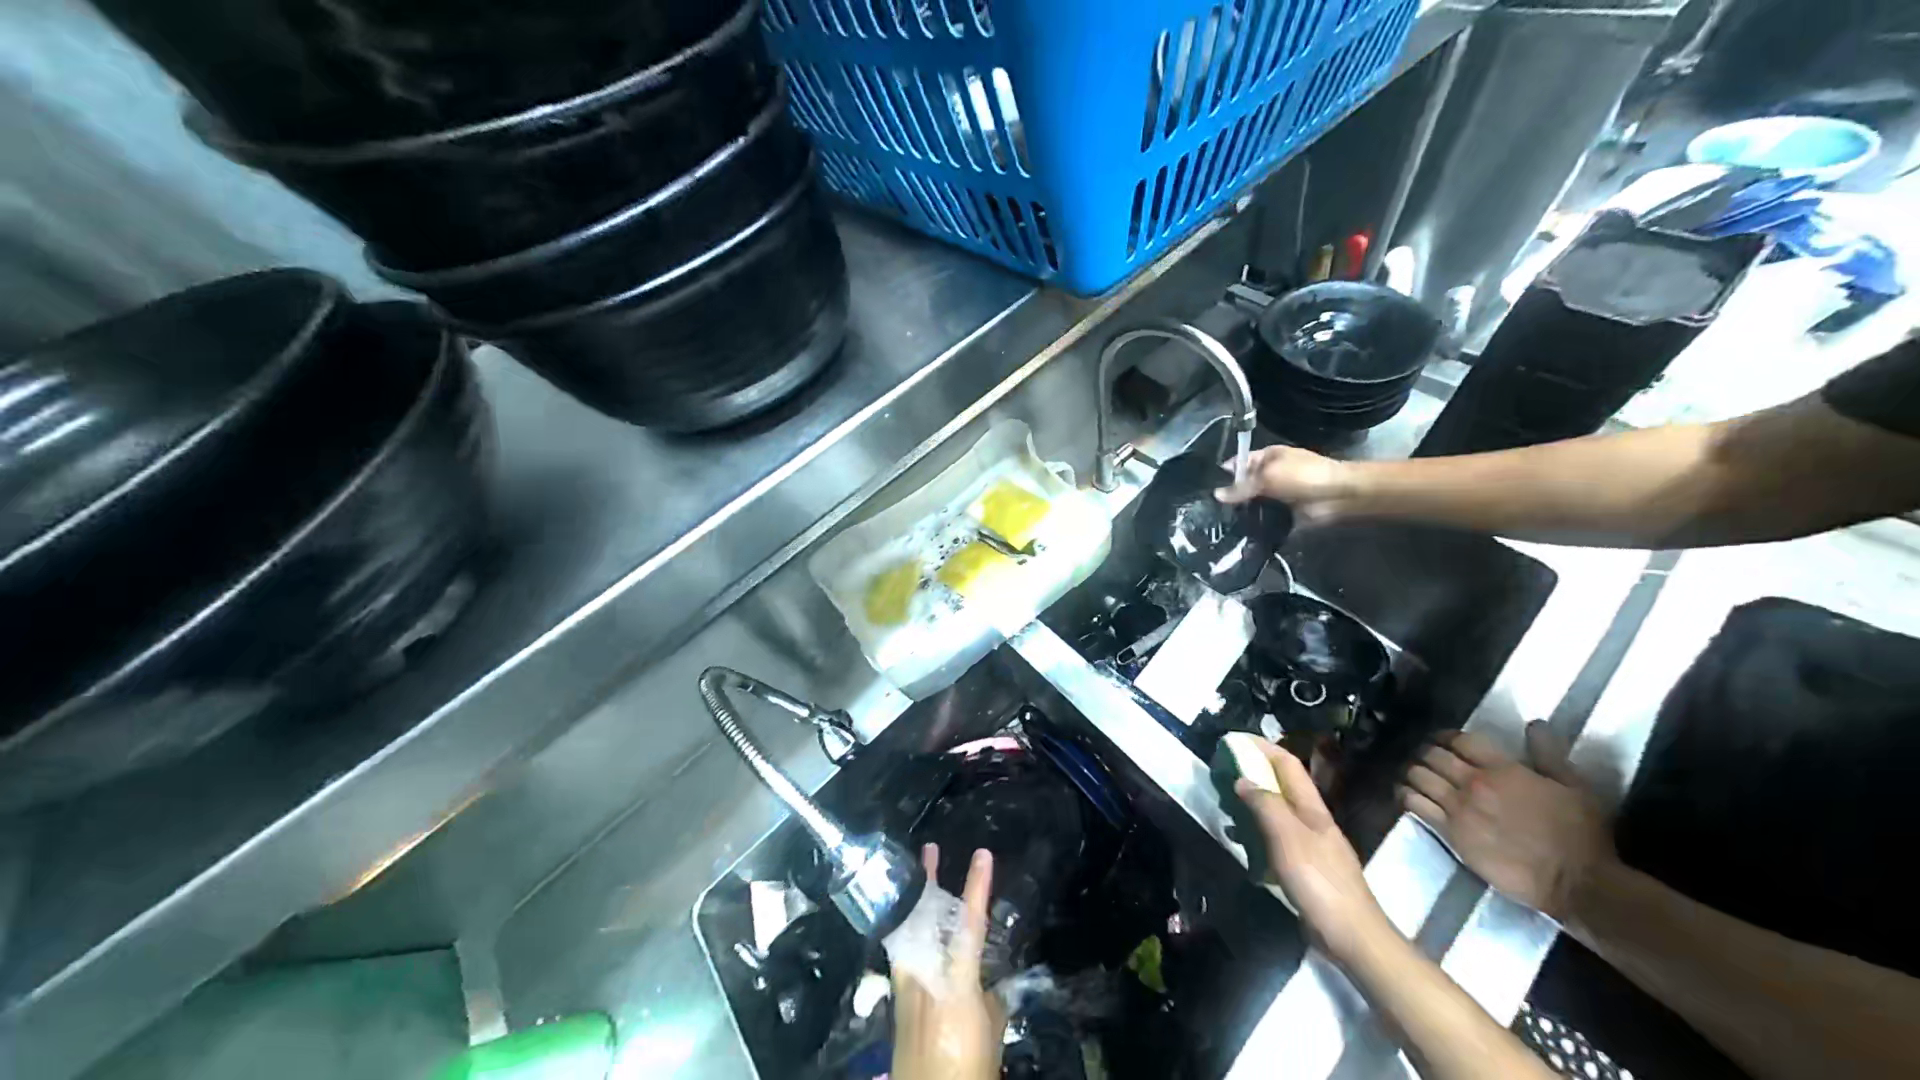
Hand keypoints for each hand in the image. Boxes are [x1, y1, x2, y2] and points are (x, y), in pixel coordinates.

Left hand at [891, 845, 1004, 1079]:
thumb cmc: (970, 1069)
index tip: (982, 854)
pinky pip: (903, 954)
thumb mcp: (992, 1034)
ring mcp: (907, 986)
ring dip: (916, 903)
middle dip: (927, 883)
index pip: (969, 924)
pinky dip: (909, 933)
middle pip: (925, 918)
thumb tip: (990, 985)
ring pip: (909, 931)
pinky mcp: (898, 1000)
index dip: (976, 886)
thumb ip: (991, 1002)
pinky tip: (911, 927)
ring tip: (919, 879)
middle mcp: (926, 976)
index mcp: (956, 982)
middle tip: (929, 850)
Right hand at [1213, 445, 1355, 523]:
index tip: (1207, 490)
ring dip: (1241, 512)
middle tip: (1210, 511)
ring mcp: (1277, 495)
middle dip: (1230, 497)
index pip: (1238, 463)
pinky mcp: (1283, 514)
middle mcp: (1270, 475)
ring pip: (1252, 503)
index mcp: (1266, 457)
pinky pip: (1263, 519)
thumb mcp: (1268, 476)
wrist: (1338, 496)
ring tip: (1220, 524)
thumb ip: (1241, 487)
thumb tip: (1217, 495)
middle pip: (1243, 485)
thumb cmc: (1303, 476)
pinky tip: (1239, 532)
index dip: (1224, 475)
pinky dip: (1254, 525)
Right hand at [1235, 737, 1393, 963]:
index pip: (1287, 764)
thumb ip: (1265, 805)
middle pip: (1282, 785)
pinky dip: (1257, 832)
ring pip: (1277, 811)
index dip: (1262, 747)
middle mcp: (1312, 820)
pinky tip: (1243, 843)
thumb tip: (1243, 778)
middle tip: (1223, 772)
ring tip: (1226, 804)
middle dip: (1254, 772)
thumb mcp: (1287, 837)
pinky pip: (1276, 838)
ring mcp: (1311, 845)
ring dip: (1252, 802)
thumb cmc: (1318, 880)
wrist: (1352, 935)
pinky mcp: (1306, 868)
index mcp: (1312, 807)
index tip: (1234, 741)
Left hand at [1401, 725, 1615, 922]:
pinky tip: (1404, 791)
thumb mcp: (1576, 787)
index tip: (1443, 739)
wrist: (1578, 883)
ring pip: (1417, 775)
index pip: (1460, 740)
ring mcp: (1458, 807)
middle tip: (1426, 755)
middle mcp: (1473, 783)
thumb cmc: (1581, 834)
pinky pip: (1414, 804)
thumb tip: (1534, 724)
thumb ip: (1550, 753)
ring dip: (1412, 769)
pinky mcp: (1449, 832)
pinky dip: (1404, 793)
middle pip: (1433, 754)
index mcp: (1502, 769)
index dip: (1447, 736)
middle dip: (1426, 751)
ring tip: (1413, 771)